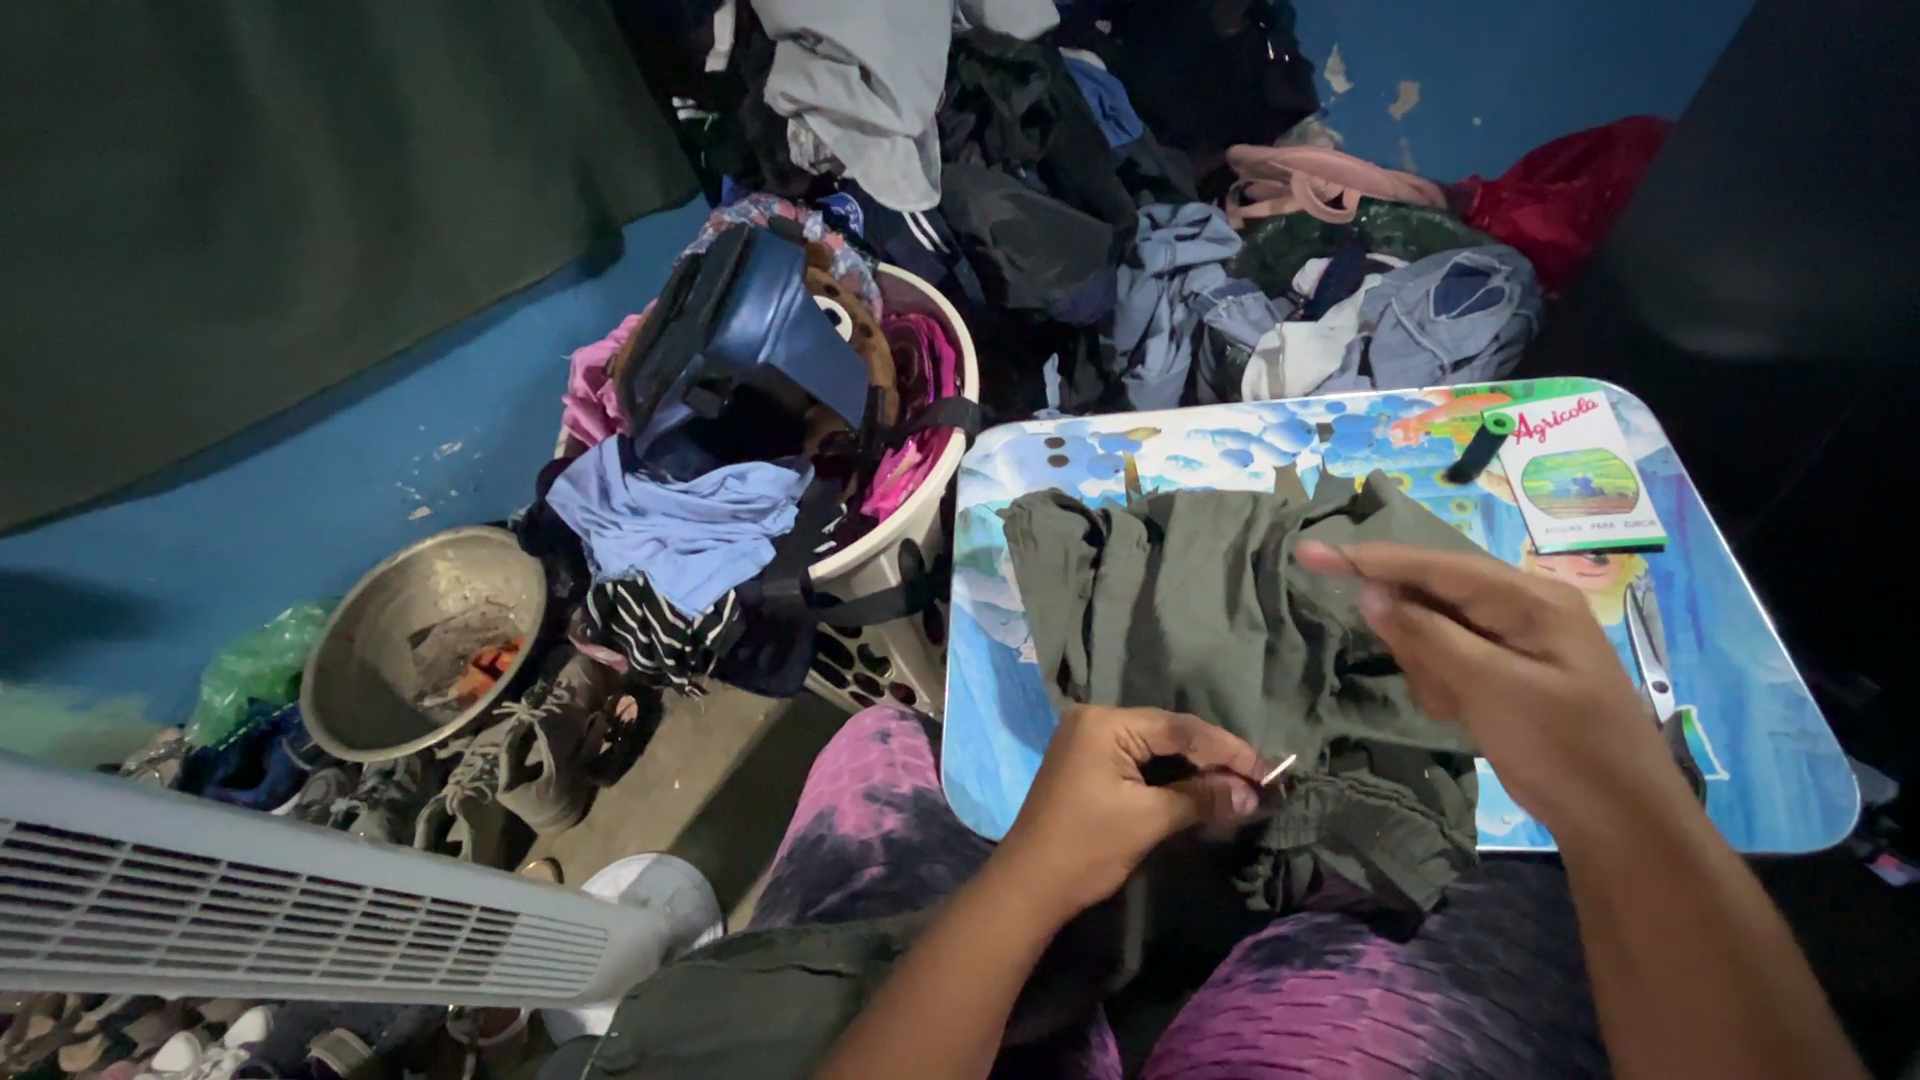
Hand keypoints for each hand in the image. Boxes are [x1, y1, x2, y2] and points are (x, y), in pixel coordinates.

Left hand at [993, 706, 1261, 921]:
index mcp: (1105, 722)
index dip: (1228, 749)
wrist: (1029, 884)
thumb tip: (1251, 793)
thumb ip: (1200, 798)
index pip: (1180, 727)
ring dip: (1194, 767)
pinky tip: (1199, 788)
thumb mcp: (1149, 820)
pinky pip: (1138, 759)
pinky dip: (1169, 775)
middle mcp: (1094, 719)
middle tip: (1258, 780)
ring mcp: (1087, 739)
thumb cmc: (1087, 848)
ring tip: (1238, 785)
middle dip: (1214, 758)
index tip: (1268, 771)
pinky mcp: (1087, 762)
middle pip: (1168, 732)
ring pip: (1155, 746)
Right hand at [1296, 540, 1691, 838]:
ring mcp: (1512, 640)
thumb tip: (1369, 594)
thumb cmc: (1563, 749)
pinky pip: (1446, 660)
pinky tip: (1467, 717)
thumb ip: (1426, 635)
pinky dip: (1442, 687)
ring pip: (1431, 633)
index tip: (1307, 552)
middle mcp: (1520, 607)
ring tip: (1462, 711)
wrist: (1621, 823)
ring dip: (1430, 671)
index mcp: (1529, 599)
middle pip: (1430, 598)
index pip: (1433, 565)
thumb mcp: (1489, 688)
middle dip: (1416, 643)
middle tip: (1444, 690)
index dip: (1367, 559)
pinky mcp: (1503, 669)